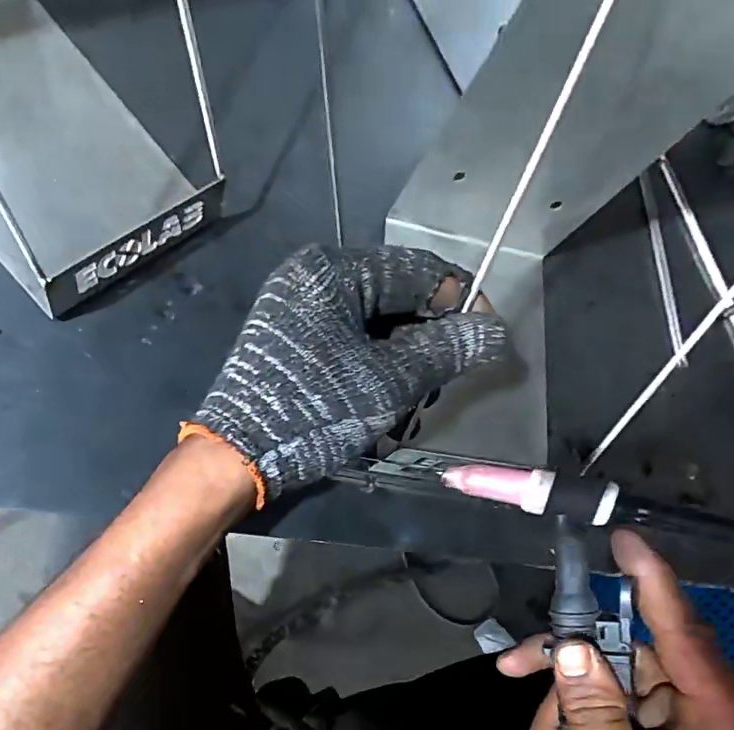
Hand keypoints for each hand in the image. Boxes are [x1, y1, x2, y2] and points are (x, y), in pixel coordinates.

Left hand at [185, 244, 509, 507]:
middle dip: (427, 340)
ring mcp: (299, 309)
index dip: (461, 302)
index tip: (486, 337)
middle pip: (396, 297)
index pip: (419, 271)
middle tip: (442, 380)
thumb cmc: (313, 411)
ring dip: (401, 361)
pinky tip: (380, 400)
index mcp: (334, 270)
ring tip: (408, 400)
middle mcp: (314, 278)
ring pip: (375, 324)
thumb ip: (445, 351)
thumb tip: (494, 331)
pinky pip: (350, 341)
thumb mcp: (388, 382)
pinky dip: (373, 367)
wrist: (238, 455)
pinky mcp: (293, 339)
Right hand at [498, 530, 733, 729]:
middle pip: (623, 660)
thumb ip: (594, 715)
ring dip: (565, 728)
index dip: (648, 578)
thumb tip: (570, 649)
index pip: (680, 627)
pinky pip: (612, 722)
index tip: (620, 537)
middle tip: (509, 671)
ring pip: (607, 693)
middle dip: (565, 678)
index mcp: (721, 715)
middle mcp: (708, 711)